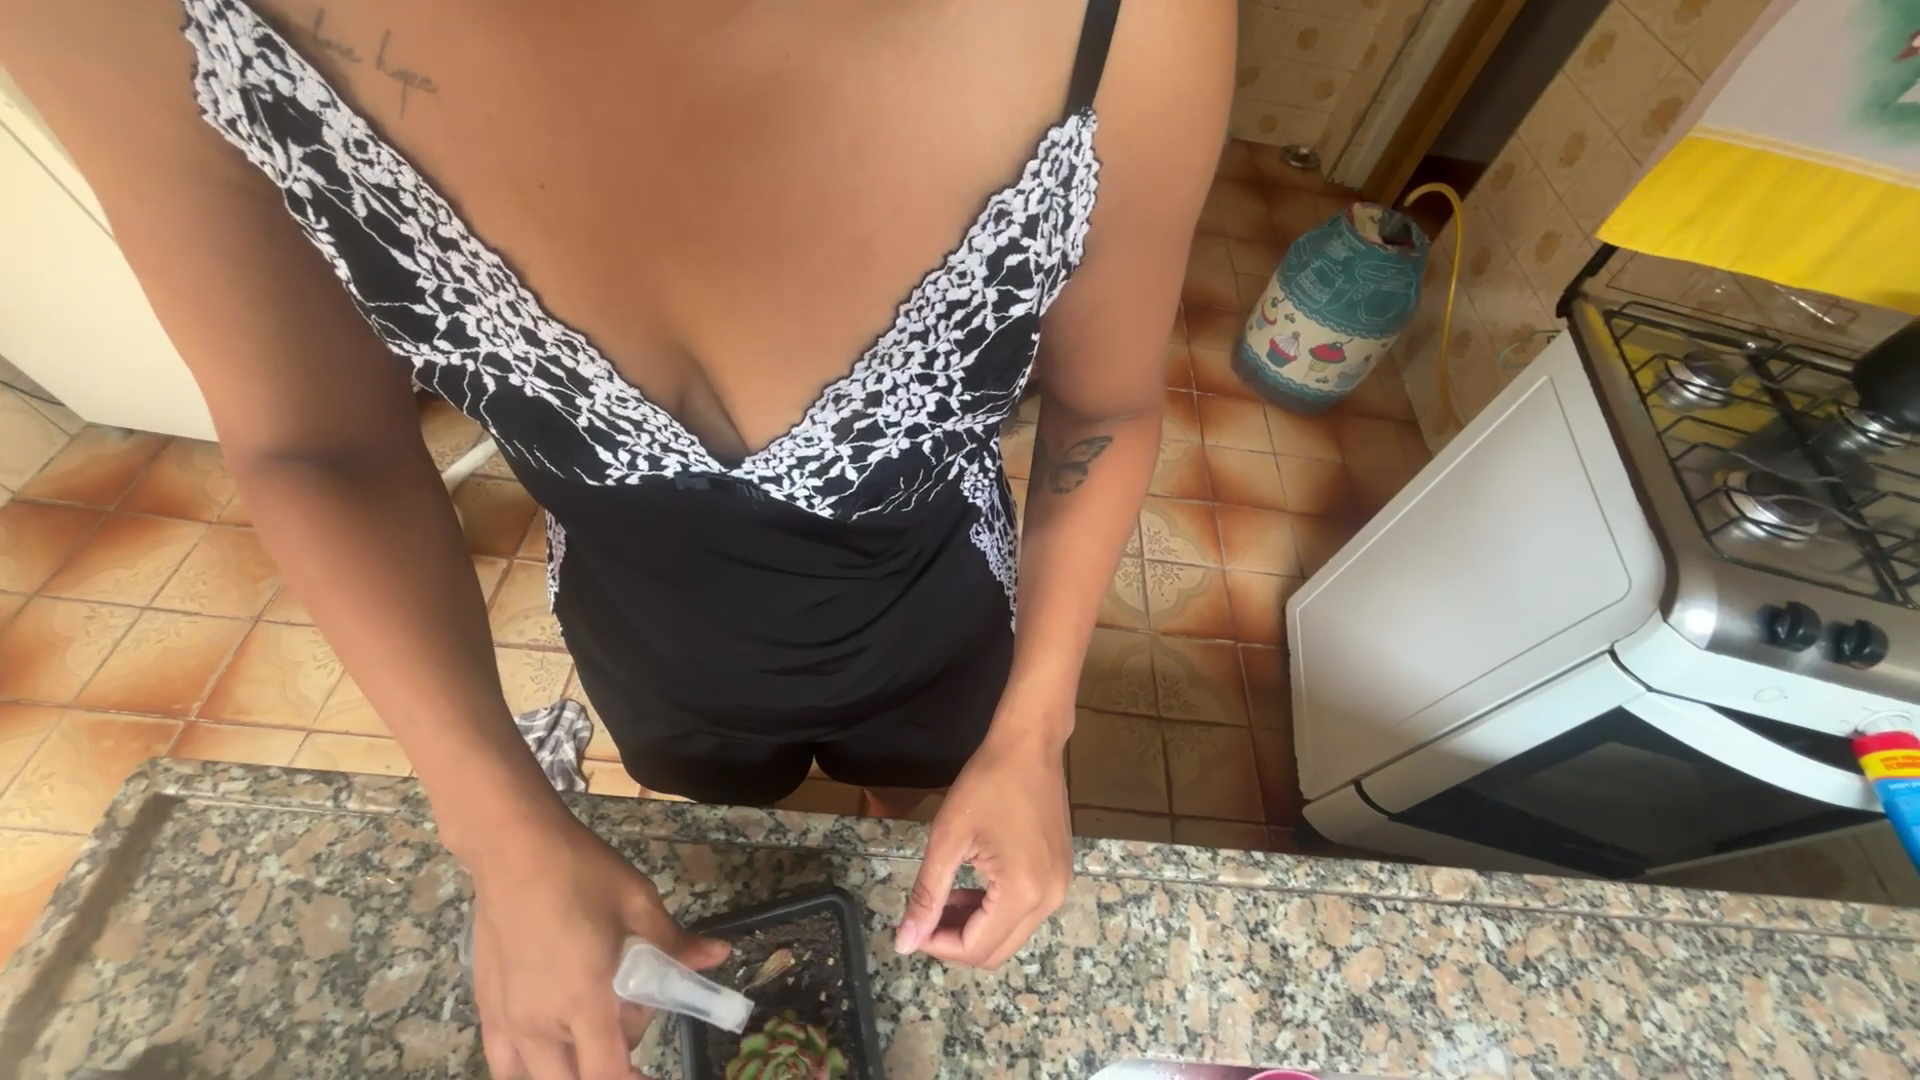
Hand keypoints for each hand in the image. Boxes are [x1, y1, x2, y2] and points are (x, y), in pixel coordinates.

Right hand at [468, 814, 727, 1079]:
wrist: (514, 851)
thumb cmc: (583, 873)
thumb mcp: (639, 903)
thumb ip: (675, 944)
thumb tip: (719, 957)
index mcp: (584, 999)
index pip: (607, 1075)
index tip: (654, 1075)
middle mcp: (541, 1024)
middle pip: (577, 1079)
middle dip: (612, 1064)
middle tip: (634, 1016)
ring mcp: (507, 1022)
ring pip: (540, 1077)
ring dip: (574, 1064)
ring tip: (598, 1023)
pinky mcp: (486, 1010)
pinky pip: (506, 1063)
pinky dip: (532, 1065)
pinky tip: (554, 1035)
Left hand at [894, 725, 1072, 967]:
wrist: (1030, 745)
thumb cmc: (987, 782)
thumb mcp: (948, 837)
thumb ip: (927, 894)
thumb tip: (904, 943)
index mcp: (1022, 892)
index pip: (976, 948)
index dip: (938, 945)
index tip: (910, 928)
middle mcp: (1049, 900)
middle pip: (996, 951)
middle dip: (955, 940)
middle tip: (924, 915)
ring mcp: (1059, 887)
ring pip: (1011, 934)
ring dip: (974, 926)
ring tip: (943, 898)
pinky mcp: (1059, 873)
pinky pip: (1024, 911)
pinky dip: (994, 910)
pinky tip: (970, 885)